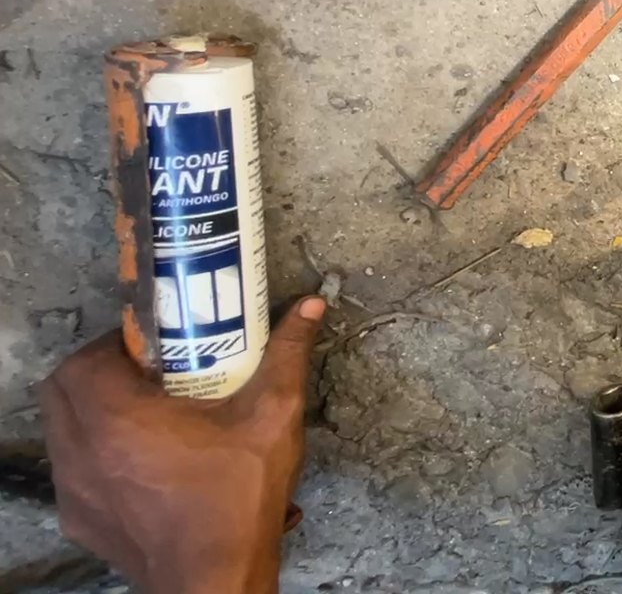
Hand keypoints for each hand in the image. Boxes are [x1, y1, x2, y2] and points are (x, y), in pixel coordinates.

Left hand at [39, 297, 326, 593]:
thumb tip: (311, 304)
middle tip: (162, 360)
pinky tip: (158, 449)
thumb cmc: (241, 485)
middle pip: (61, 391)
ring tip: (164, 401)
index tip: (164, 336)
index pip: (84, 362)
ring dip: (103, 403)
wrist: (213, 569)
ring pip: (65, 428)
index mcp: (121, 421)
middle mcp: (81, 452)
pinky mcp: (79, 515)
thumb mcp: (276, 410)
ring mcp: (72, 489)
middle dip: (106, 366)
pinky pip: (76, 463)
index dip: (118, 340)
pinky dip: (104, 442)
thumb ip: (287, 353)